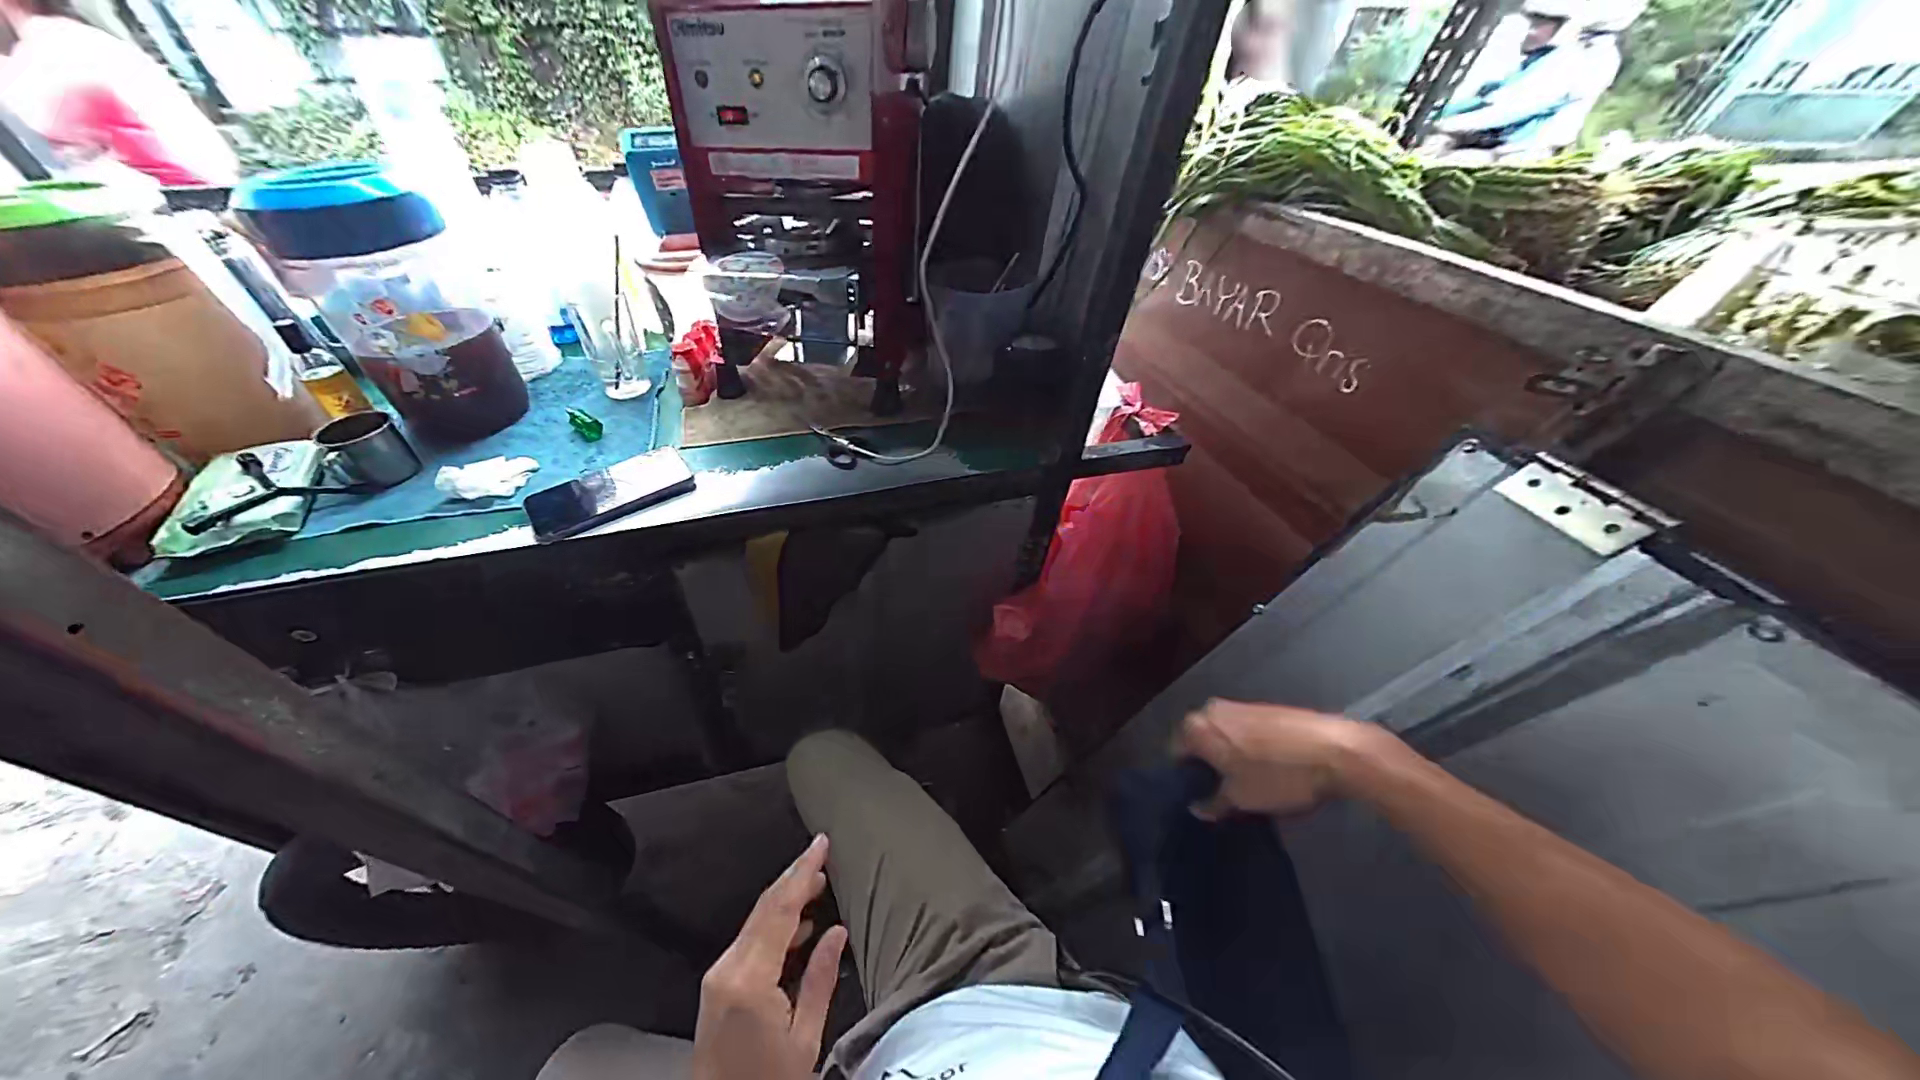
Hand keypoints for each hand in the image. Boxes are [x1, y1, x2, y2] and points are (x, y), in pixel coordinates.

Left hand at [693, 834, 848, 1079]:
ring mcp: (718, 978)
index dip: (803, 872)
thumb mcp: (804, 1040)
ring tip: (818, 885)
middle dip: (795, 878)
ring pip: (756, 921)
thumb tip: (836, 933)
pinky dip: (775, 925)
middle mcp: (727, 970)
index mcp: (750, 981)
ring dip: (786, 900)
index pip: (780, 910)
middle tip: (822, 854)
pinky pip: (750, 941)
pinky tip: (800, 927)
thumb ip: (820, 979)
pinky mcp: (717, 987)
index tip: (821, 845)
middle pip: (765, 908)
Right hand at [1175, 699, 1396, 819]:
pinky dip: (1246, 748)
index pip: (1175, 754)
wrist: (1335, 751)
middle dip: (1207, 766)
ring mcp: (1239, 706)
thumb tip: (1197, 807)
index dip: (1185, 779)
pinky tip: (1266, 767)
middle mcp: (1211, 710)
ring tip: (1246, 783)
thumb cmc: (1278, 776)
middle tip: (1221, 793)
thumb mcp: (1241, 799)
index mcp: (1196, 727)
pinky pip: (1242, 731)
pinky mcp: (1264, 708)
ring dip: (1227, 756)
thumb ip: (1213, 803)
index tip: (1199, 798)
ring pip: (1222, 736)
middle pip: (1198, 741)